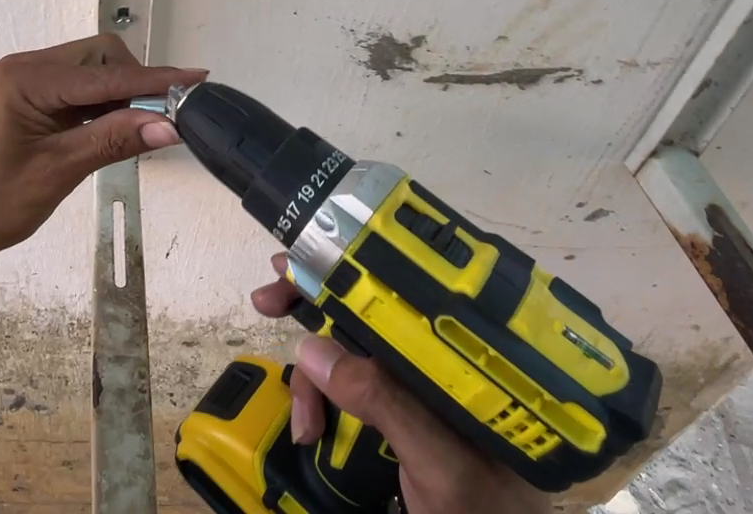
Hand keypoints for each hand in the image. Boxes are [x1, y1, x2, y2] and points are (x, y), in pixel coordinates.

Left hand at [0, 34, 206, 290]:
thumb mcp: (59, 171)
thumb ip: (114, 140)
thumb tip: (170, 123)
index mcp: (26, 80)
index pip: (103, 75)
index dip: (153, 80)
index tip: (196, 78)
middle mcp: (24, 68)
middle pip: (97, 57)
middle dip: (134, 82)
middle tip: (160, 119)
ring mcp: (23, 81)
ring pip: (88, 70)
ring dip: (118, 92)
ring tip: (142, 126)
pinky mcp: (26, 98)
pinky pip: (74, 87)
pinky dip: (99, 103)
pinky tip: (115, 127)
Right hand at [251, 255, 549, 513]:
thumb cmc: (485, 513)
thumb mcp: (443, 463)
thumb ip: (386, 403)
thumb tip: (313, 348)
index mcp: (461, 360)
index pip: (404, 296)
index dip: (348, 270)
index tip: (297, 264)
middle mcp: (436, 366)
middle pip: (365, 313)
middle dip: (312, 306)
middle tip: (267, 301)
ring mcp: (411, 392)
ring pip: (344, 352)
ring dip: (309, 378)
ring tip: (306, 425)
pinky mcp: (390, 416)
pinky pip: (340, 388)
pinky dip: (315, 402)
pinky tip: (311, 428)